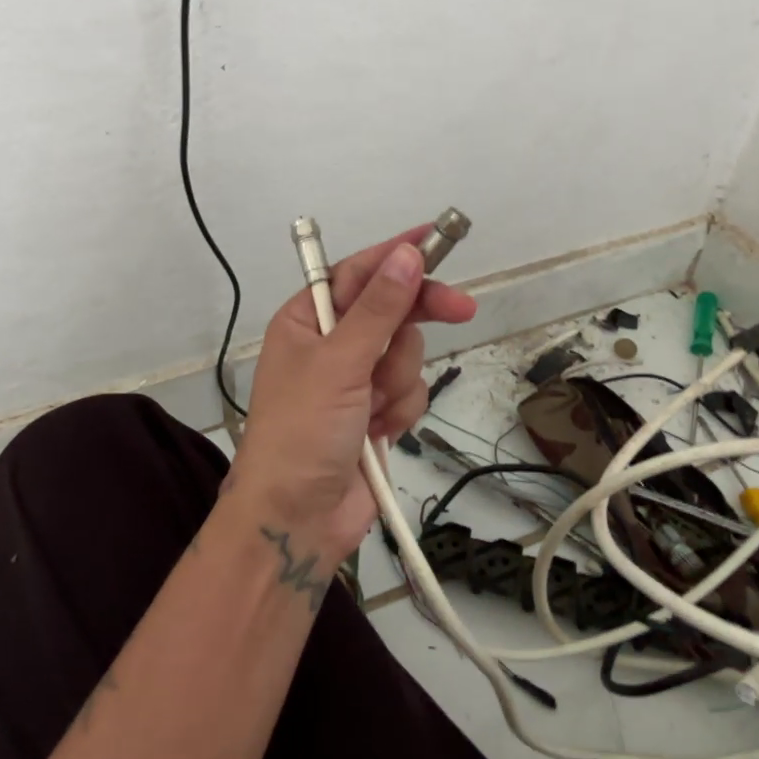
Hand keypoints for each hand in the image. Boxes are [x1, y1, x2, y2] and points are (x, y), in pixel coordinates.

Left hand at [225, 225, 478, 562]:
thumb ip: (379, 309)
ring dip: (397, 381)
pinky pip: (409, 391)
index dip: (396, 256)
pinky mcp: (375, 414)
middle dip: (415, 320)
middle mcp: (330, 344)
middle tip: (462, 309)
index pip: (357, 273)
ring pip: (405, 354)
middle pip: (390, 310)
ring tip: (371, 409)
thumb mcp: (338, 363)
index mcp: (307, 320)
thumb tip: (406, 254)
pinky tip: (379, 433)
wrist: (297, 519)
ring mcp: (354, 381)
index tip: (437, 239)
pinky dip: (400, 411)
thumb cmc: (302, 432)